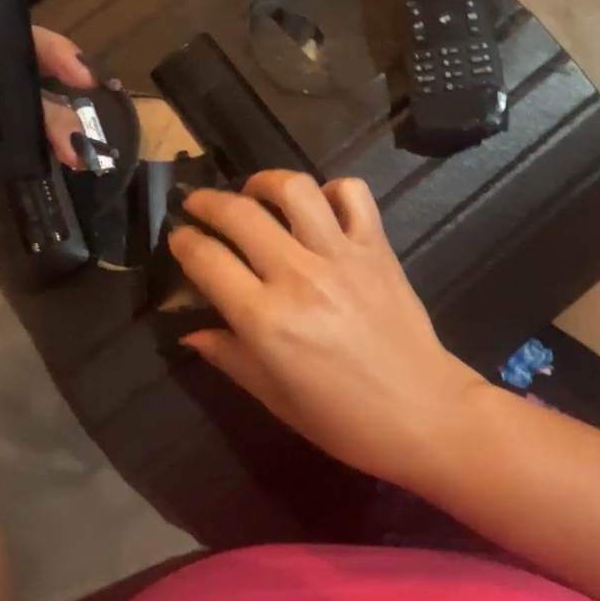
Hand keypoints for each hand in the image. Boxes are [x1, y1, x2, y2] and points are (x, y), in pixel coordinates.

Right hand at [170, 171, 488, 485]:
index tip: (178, 237)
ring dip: (265, 182)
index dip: (183, 242)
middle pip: (240, 214)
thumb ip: (229, 356)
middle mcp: (299, 276)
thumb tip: (191, 331)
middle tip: (199, 205)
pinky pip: (354, 194)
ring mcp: (342, 255)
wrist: (422, 412)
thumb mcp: (274, 396)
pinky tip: (320, 206)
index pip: (207, 260)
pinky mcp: (378, 247)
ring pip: (295, 190)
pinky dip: (332, 190)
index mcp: (266, 320)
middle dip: (208, 202)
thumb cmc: (342, 418)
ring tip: (255, 192)